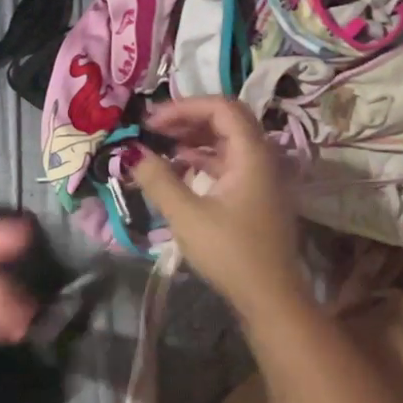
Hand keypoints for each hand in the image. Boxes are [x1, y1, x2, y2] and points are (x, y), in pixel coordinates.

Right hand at [131, 97, 307, 319]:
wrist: (269, 296)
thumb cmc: (229, 252)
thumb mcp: (186, 215)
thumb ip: (158, 179)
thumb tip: (132, 152)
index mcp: (252, 154)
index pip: (222, 108)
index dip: (184, 107)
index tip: (151, 121)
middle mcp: (262, 158)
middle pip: (226, 121)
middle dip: (187, 120)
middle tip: (152, 130)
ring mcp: (262, 178)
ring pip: (227, 143)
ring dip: (193, 140)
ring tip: (159, 147)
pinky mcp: (256, 197)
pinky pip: (229, 164)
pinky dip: (202, 160)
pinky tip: (178, 169)